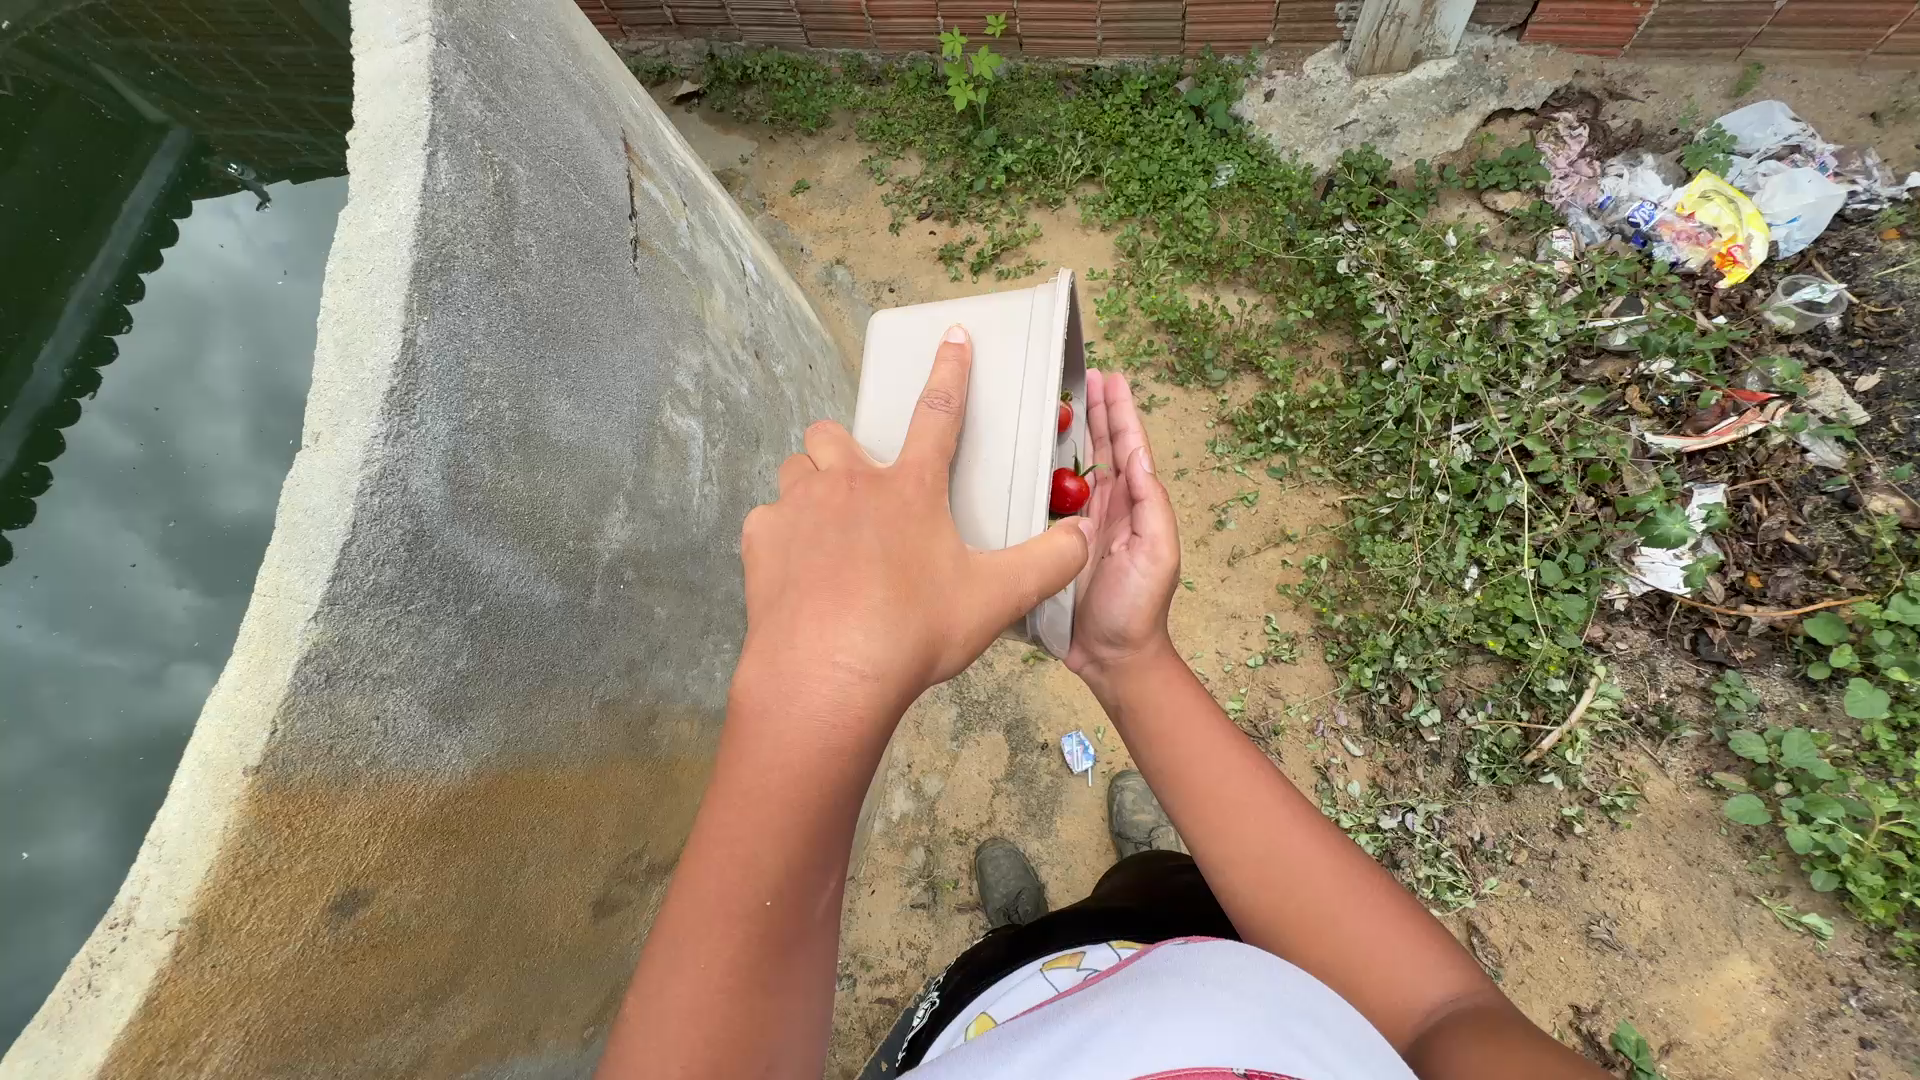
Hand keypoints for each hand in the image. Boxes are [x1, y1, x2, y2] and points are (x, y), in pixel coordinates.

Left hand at [734, 325, 1091, 743]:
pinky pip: (767, 520)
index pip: (938, 412)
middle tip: (863, 493)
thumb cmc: (911, 632)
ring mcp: (799, 507)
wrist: (828, 676)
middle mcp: (849, 484)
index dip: (951, 371)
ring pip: (796, 469)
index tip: (953, 337)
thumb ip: (1048, 563)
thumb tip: (1081, 538)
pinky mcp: (761, 540)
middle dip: (845, 450)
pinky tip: (799, 573)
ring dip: (812, 487)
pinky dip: (783, 535)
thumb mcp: (996, 598)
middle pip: (834, 433)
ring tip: (830, 531)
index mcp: (909, 488)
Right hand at [1065, 369, 1180, 681]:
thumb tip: (1136, 457)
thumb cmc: (1138, 607)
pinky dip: (1041, 471)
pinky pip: (1046, 498)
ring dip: (1070, 433)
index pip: (1128, 447)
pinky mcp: (1053, 540)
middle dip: (1096, 410)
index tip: (1111, 377)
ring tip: (1057, 401)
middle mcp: (1107, 507)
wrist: (1110, 654)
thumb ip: (1150, 505)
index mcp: (1134, 505)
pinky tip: (1027, 454)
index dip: (1120, 411)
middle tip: (1084, 375)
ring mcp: (1078, 523)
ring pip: (1074, 467)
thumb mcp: (1157, 553)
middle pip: (1101, 448)